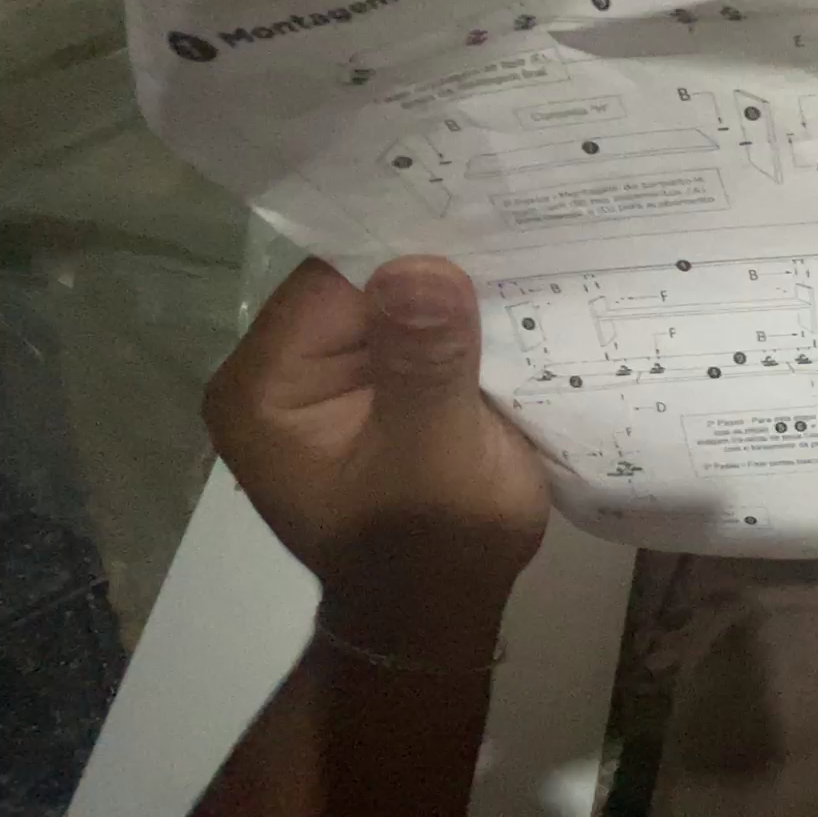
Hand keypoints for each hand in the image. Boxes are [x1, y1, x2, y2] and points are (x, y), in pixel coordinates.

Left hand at [203, 256, 548, 658]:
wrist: (446, 605)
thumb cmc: (434, 543)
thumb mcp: (435, 455)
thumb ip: (425, 367)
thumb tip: (422, 267)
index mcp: (273, 386)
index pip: (337, 282)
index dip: (409, 247)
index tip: (490, 216)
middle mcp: (296, 372)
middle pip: (372, 285)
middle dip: (446, 264)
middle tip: (529, 229)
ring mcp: (346, 380)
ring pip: (409, 306)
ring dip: (469, 291)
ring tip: (541, 255)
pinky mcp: (391, 389)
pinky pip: (432, 334)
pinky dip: (478, 321)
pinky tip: (529, 303)